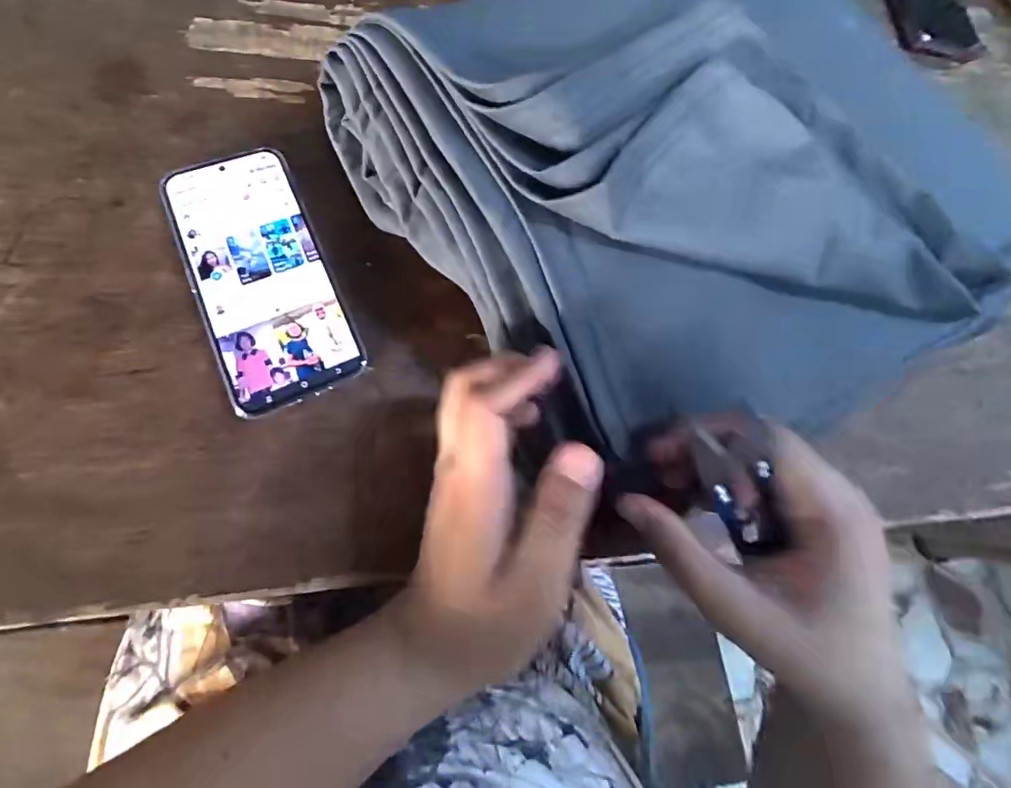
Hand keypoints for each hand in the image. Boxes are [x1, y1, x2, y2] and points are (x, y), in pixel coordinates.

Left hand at [384, 350, 604, 697]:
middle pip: (460, 392)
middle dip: (500, 367)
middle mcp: (453, 467)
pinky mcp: (453, 486)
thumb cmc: (486, 625)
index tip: (554, 361)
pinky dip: (495, 406)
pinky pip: (468, 425)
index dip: (518, 377)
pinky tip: (529, 424)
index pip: (484, 407)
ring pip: (459, 405)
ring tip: (545, 386)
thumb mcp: (536, 582)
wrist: (427, 648)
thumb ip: (558, 515)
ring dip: (497, 382)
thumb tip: (582, 450)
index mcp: (474, 483)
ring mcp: (448, 474)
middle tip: (547, 365)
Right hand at [617, 428, 913, 726]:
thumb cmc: (803, 656)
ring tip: (675, 484)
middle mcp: (842, 492)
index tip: (659, 455)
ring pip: (766, 452)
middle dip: (705, 446)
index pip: (766, 439)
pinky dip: (734, 479)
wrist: (862, 698)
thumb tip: (628, 500)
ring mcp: (839, 500)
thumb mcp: (731, 607)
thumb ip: (678, 550)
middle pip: (764, 439)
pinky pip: (774, 473)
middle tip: (660, 468)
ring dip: (716, 461)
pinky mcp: (828, 511)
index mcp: (832, 512)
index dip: (707, 435)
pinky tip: (707, 503)